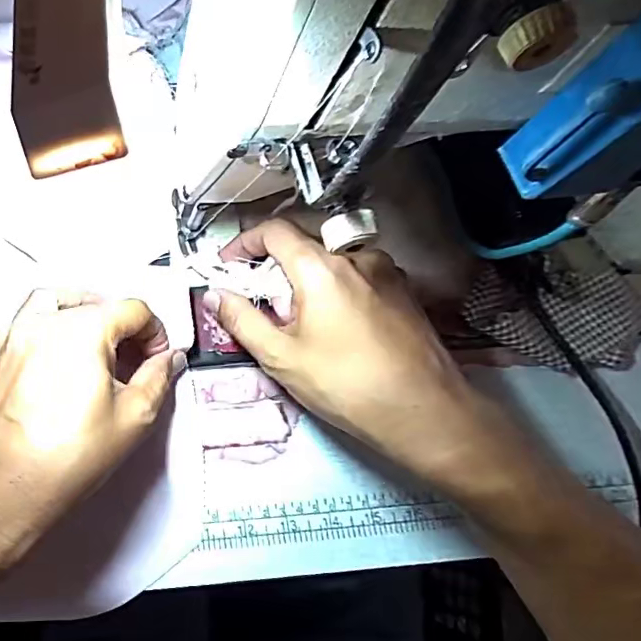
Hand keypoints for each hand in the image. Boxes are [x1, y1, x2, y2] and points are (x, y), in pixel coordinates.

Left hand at [0, 289, 185, 583]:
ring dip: (90, 317)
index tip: (157, 355)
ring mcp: (16, 336)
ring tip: (104, 352)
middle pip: (99, 302)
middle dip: (125, 328)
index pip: (132, 309)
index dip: (155, 332)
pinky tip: (70, 359)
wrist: (6, 488)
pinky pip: (34, 318)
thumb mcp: (133, 418)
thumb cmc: (57, 461)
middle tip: (138, 360)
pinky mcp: (0, 353)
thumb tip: (166, 362)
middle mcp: (44, 324)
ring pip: (63, 302)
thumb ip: (158, 378)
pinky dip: (58, 325)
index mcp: (81, 330)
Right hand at [207, 219, 525, 495]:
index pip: (274, 230)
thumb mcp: (282, 358)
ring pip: (335, 260)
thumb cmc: (348, 385)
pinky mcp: (404, 291)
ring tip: (302, 318)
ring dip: (309, 277)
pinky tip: (338, 326)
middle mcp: (357, 257)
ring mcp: (386, 272)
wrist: (423, 410)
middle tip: (261, 297)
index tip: (230, 265)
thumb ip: (243, 321)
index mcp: (322, 267)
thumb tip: (217, 295)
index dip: (244, 242)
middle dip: (276, 263)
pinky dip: (338, 287)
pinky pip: (360, 276)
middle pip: (305, 241)